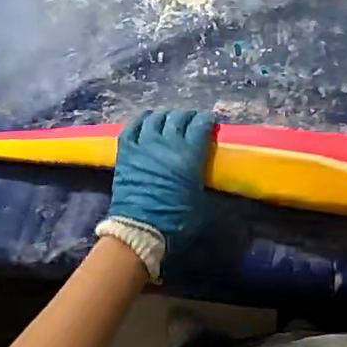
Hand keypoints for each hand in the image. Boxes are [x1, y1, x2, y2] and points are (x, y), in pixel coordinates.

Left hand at [97, 109, 216, 279]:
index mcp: (190, 153)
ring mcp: (144, 145)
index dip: (207, 120)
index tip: (210, 124)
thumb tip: (220, 176)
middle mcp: (168, 143)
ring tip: (170, 120)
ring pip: (156, 117)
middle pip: (179, 116)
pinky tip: (147, 120)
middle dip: (188, 116)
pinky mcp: (127, 152)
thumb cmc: (177, 218)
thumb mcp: (204, 200)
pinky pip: (133, 126)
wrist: (140, 230)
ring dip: (166, 116)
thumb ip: (209, 180)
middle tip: (192, 122)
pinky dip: (142, 120)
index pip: (201, 123)